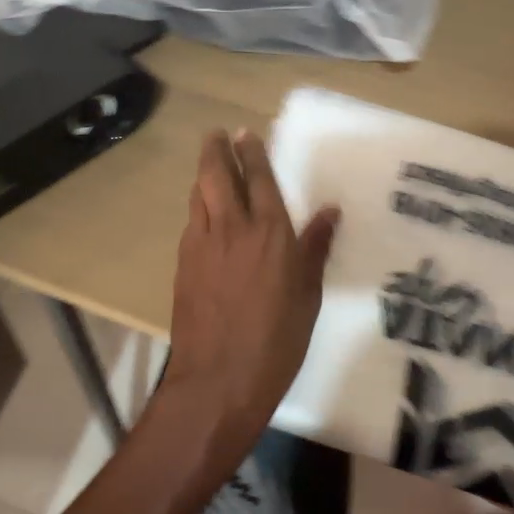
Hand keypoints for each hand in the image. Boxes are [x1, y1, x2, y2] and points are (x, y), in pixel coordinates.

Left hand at [161, 128, 340, 445]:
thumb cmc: (276, 342)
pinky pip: (191, 220)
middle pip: (217, 174)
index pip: (259, 177)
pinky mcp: (184, 262)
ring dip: (204, 174)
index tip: (245, 133)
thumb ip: (314, 248)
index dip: (252, 152)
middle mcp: (233, 226)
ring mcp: (203, 242)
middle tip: (217, 134)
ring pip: (199, 194)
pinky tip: (202, 211)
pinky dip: (197, 205)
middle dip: (216, 149)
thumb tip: (329, 211)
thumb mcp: (308, 296)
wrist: (218, 379)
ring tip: (210, 165)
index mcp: (270, 232)